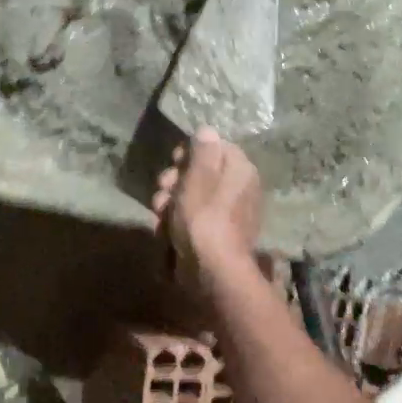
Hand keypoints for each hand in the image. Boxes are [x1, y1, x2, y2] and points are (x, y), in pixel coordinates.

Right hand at [151, 127, 263, 284]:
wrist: (212, 272)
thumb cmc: (203, 220)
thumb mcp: (197, 179)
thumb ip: (202, 152)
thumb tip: (207, 130)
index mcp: (241, 171)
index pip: (216, 147)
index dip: (190, 153)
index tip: (173, 162)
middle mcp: (241, 189)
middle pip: (201, 175)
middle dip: (175, 183)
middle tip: (162, 192)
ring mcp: (231, 215)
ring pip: (193, 200)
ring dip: (171, 206)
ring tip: (160, 218)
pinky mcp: (219, 237)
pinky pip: (196, 222)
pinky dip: (179, 225)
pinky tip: (167, 235)